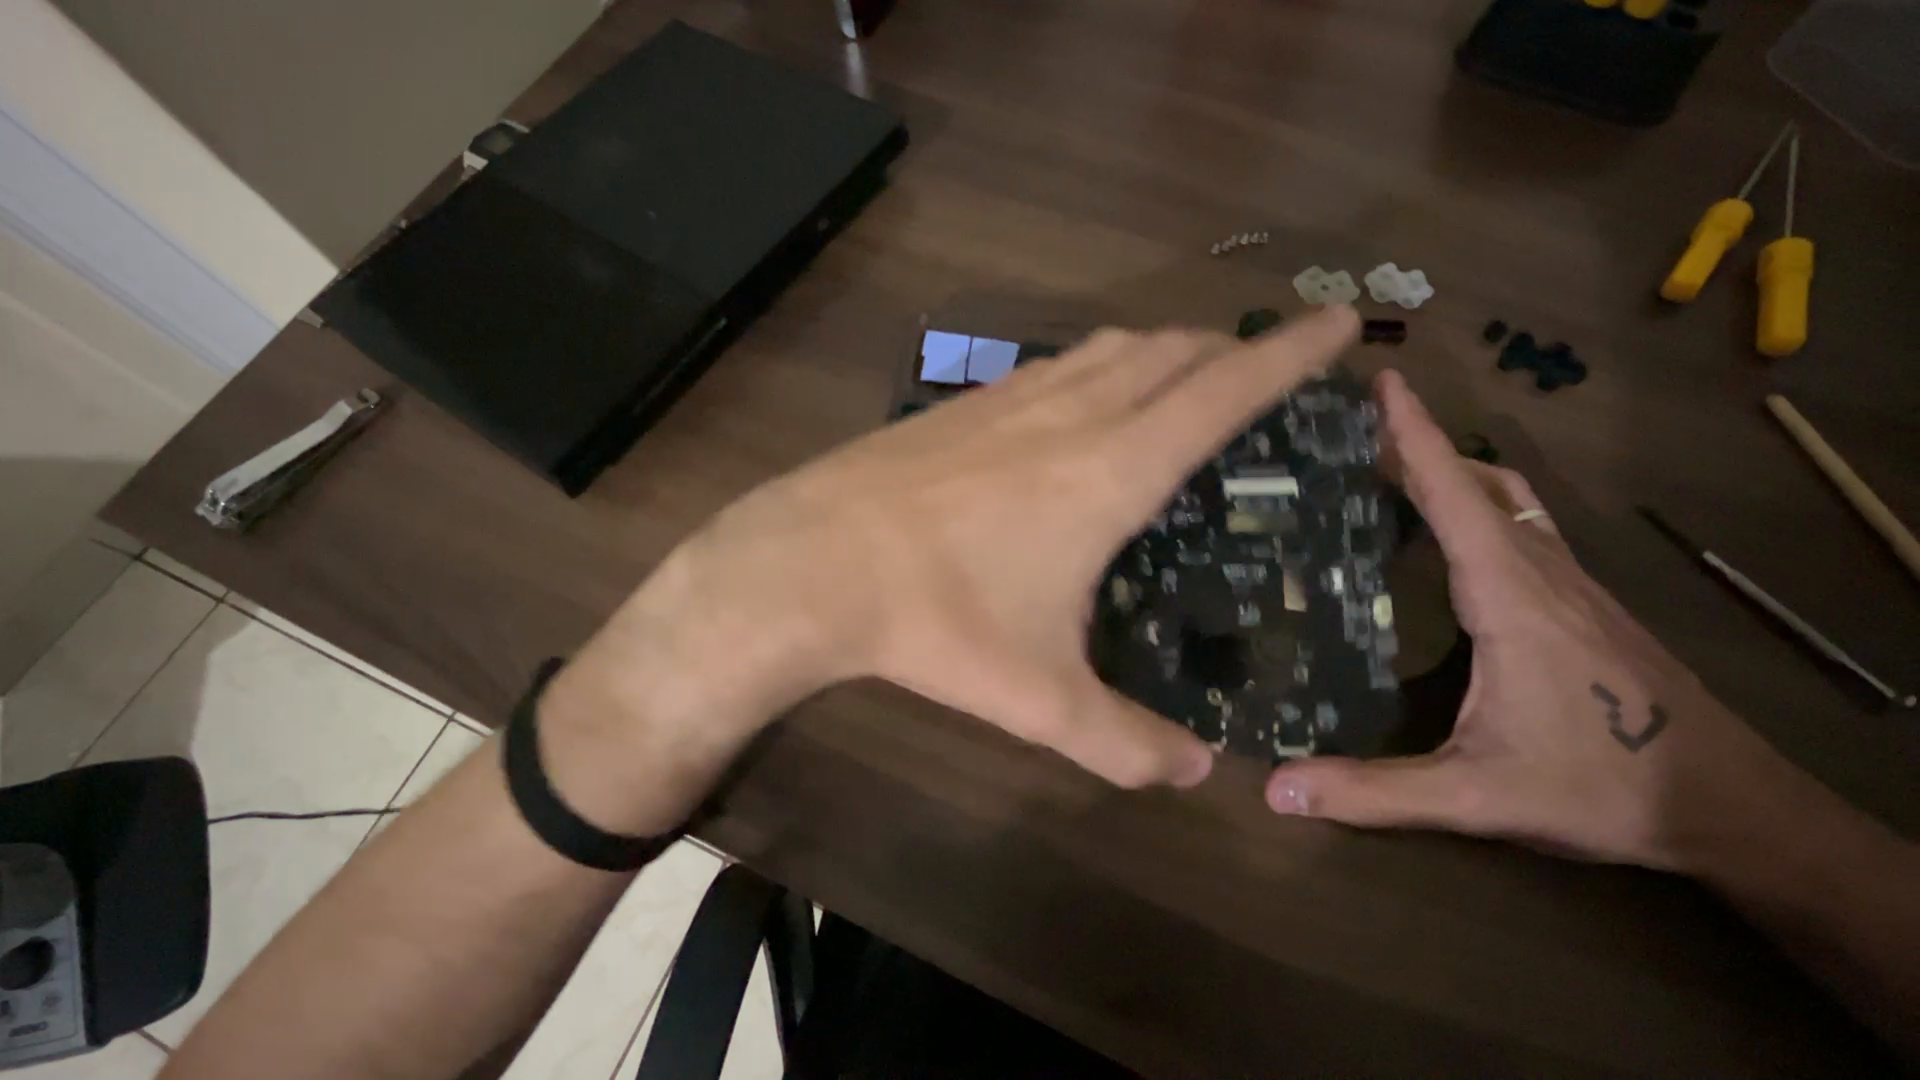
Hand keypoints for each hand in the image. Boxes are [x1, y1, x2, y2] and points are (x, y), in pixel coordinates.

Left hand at [564, 306, 1360, 805]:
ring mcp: (1010, 399)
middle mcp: (1073, 413)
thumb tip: (1194, 776)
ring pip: (1111, 348)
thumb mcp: (1040, 699)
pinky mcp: (961, 406)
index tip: (1338, 319)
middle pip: (1174, 351)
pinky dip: (1099, 364)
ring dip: (1165, 348)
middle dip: (1233, 346)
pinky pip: (1056, 365)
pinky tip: (1082, 398)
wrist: (810, 564)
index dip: (1290, 352)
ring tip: (1189, 369)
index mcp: (1113, 469)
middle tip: (1266, 363)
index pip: (1224, 389)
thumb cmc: (936, 623)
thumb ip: (1124, 743)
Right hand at [1266, 371, 1801, 871]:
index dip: (1412, 434)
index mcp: (1509, 594)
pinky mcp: (1583, 603)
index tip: (1379, 381)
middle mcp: (1541, 571)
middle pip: (1476, 482)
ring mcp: (1570, 584)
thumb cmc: (1601, 786)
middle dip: (1416, 446)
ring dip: (1449, 473)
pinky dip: (1477, 505)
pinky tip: (1450, 542)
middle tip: (1349, 437)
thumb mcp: (1475, 796)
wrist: (1729, 806)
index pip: (1452, 493)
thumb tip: (1274, 791)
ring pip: (1506, 501)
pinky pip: (1522, 527)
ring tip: (1387, 477)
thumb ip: (1374, 792)